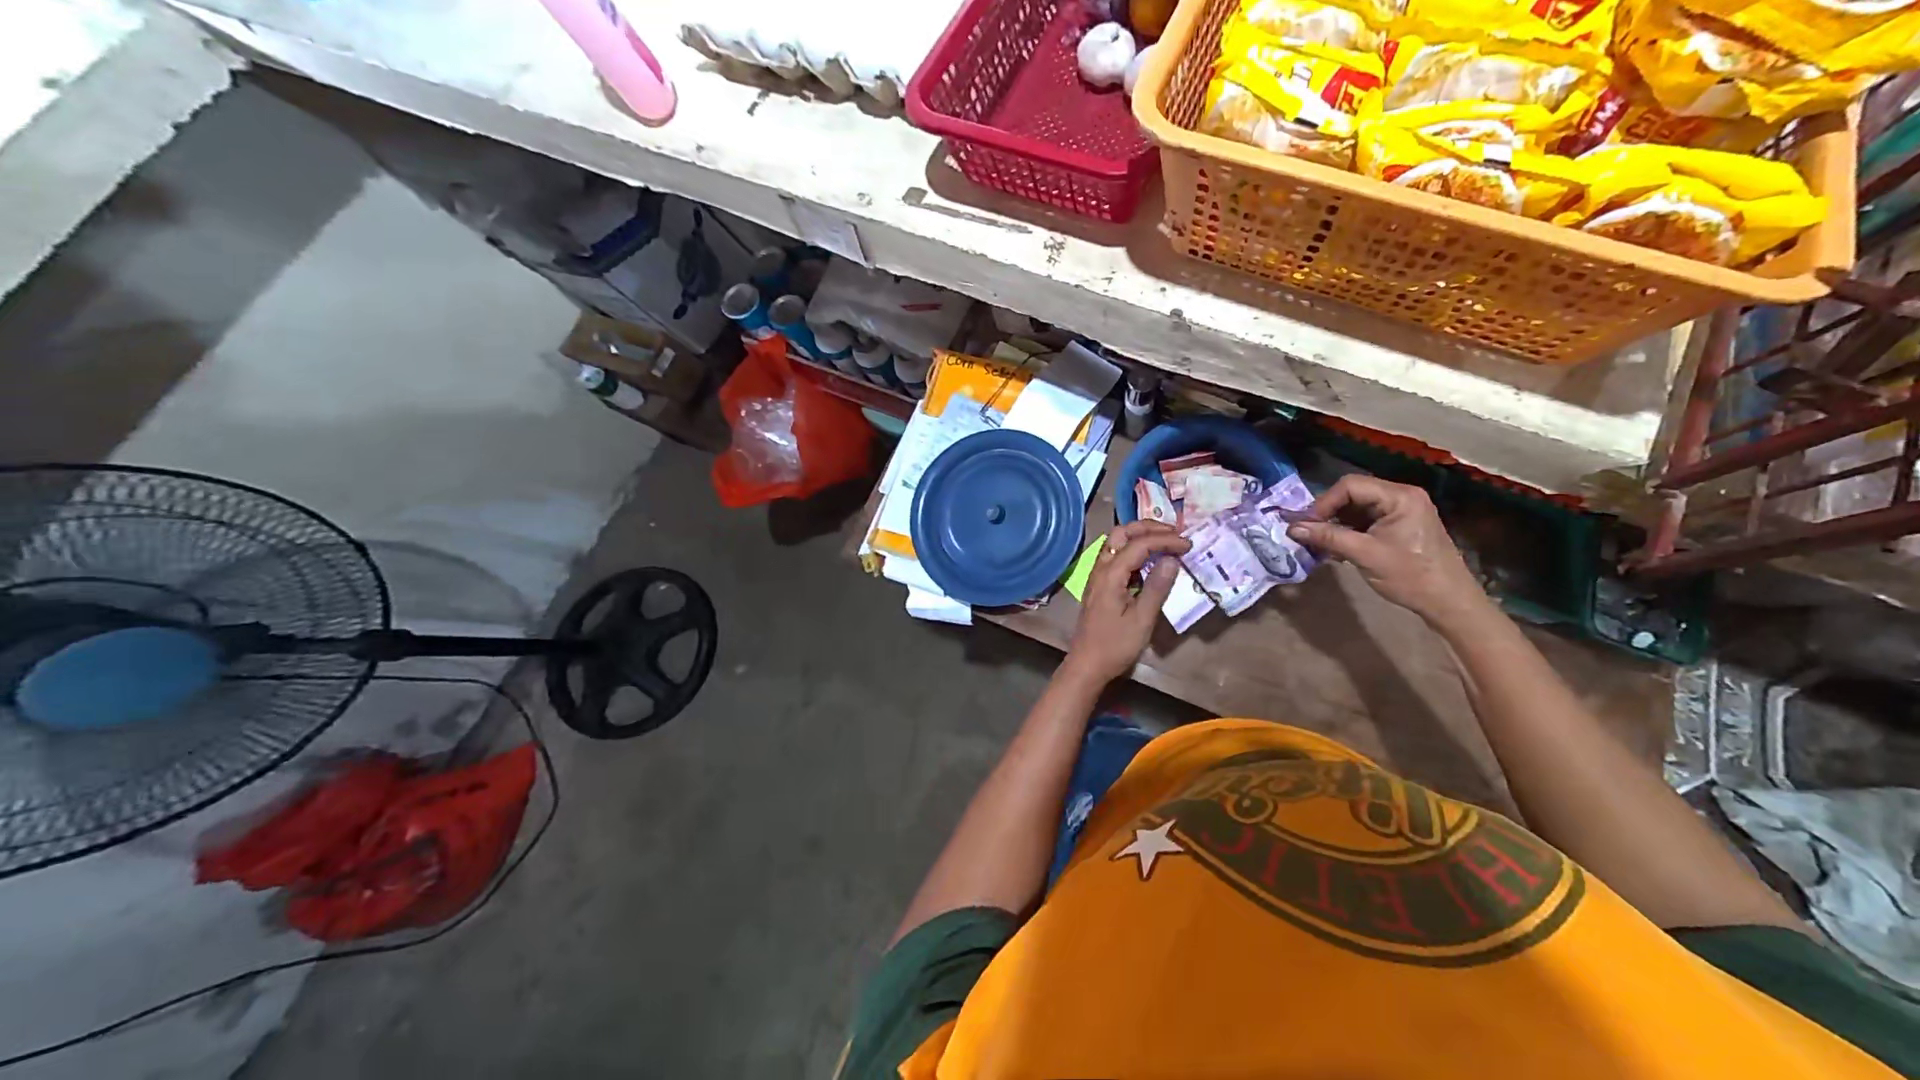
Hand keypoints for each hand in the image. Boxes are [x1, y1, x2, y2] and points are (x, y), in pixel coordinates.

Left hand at [1063, 520, 1189, 684]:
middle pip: (1122, 533)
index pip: (1139, 544)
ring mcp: (1097, 576)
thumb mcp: (1142, 619)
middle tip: (1175, 533)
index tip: (1188, 544)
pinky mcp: (1099, 585)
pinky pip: (1115, 557)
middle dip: (1149, 528)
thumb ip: (1157, 587)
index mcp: (1110, 574)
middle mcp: (1100, 569)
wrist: (1087, 665)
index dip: (1165, 540)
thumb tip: (1172, 559)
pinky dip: (1133, 550)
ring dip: (1140, 536)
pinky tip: (1149, 561)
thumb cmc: (1115, 646)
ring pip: (1116, 543)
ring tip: (1166, 542)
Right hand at [1284, 475, 1486, 626]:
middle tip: (1308, 533)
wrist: (1448, 601)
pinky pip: (1366, 520)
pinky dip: (1348, 531)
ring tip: (1319, 542)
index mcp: (1399, 497)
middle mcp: (1401, 496)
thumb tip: (1292, 528)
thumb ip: (1328, 537)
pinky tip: (1336, 547)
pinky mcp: (1399, 525)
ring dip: (1336, 523)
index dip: (1324, 503)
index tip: (1306, 525)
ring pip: (1357, 508)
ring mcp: (1401, 511)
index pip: (1350, 486)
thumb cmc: (1410, 576)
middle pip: (1353, 494)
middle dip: (1328, 513)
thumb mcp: (1365, 555)